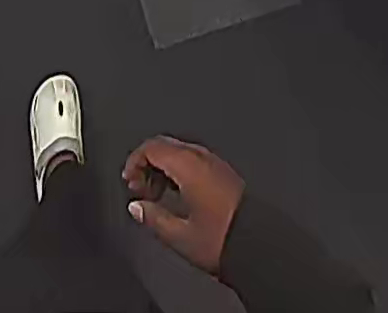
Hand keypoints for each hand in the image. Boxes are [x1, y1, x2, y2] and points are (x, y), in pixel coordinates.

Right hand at [122, 136, 245, 273]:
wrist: (258, 242)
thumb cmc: (221, 237)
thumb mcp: (179, 235)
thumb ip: (153, 217)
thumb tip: (137, 207)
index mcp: (188, 164)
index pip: (152, 147)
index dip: (134, 160)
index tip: (128, 179)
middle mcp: (200, 156)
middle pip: (164, 145)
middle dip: (146, 162)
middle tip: (137, 187)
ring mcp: (213, 161)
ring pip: (178, 151)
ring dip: (161, 166)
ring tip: (154, 193)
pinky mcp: (221, 170)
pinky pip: (191, 158)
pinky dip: (177, 169)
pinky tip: (175, 192)